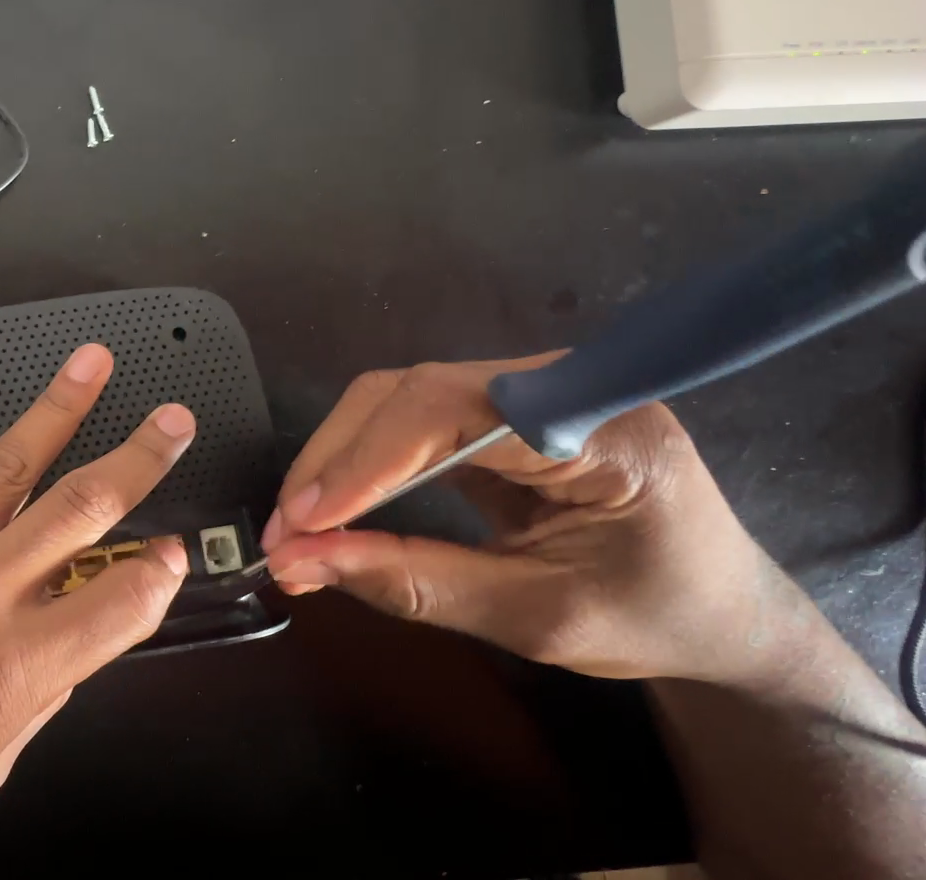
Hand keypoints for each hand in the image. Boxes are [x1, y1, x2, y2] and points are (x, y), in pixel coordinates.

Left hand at [0, 320, 196, 879]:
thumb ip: (38, 689)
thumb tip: (69, 641)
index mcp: (19, 665)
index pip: (123, 600)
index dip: (159, 573)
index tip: (172, 551)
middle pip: (83, 507)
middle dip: (139, 457)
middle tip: (171, 421)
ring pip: (7, 462)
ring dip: (58, 405)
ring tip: (89, 363)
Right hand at [258, 355, 810, 684]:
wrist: (722, 615)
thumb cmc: (652, 622)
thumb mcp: (532, 617)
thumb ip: (413, 582)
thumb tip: (297, 562)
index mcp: (600, 429)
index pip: (452, 410)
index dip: (368, 459)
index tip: (305, 523)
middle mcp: (558, 385)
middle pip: (409, 393)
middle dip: (336, 461)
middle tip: (286, 532)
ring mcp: (524, 390)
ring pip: (394, 399)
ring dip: (336, 460)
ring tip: (298, 523)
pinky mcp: (495, 411)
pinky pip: (405, 419)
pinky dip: (358, 463)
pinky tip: (331, 503)